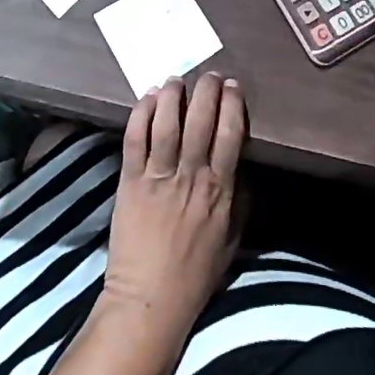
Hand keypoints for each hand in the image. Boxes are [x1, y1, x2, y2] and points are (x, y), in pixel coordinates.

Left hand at [102, 73, 246, 335]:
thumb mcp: (231, 240)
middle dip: (207, 90)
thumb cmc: (195, 273)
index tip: (233, 85)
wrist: (150, 300)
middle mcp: (191, 177)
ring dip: (172, 95)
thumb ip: (240, 200)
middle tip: (209, 75)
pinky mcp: (130, 180)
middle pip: (200, 120)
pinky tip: (147, 98)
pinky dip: (141, 113)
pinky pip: (135, 138)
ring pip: (166, 123)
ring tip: (176, 80)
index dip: (232, 104)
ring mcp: (159, 177)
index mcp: (220, 191)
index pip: (230, 134)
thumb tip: (244, 166)